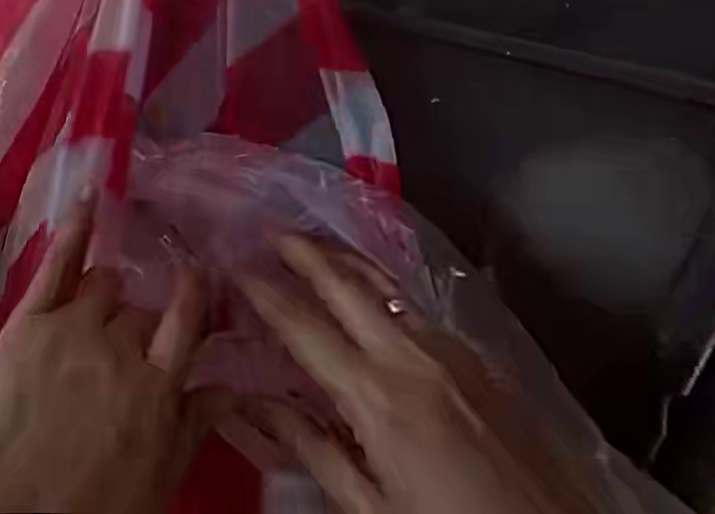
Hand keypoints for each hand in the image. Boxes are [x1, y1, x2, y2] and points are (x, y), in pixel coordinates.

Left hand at [0, 192, 217, 513]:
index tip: (199, 275)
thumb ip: (192, 429)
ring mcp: (74, 326)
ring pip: (106, 283)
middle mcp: (121, 347)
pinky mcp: (32, 318)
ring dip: (109, 291)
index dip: (195, 294)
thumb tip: (228, 388)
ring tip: (102, 303)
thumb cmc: (86, 510)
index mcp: (156, 388)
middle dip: (142, 317)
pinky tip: (88, 196)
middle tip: (132, 332)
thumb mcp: (155, 482)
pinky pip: (59, 261)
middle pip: (142, 309)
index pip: (186, 322)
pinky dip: (76, 225)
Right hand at [239, 236, 584, 513]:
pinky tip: (371, 293)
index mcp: (378, 397)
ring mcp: (453, 353)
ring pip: (386, 286)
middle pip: (346, 284)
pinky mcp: (481, 362)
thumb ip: (311, 450)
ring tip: (313, 245)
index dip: (264, 292)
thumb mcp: (373, 513)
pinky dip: (382, 289)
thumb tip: (252, 405)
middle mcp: (413, 357)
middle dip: (303, 252)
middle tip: (269, 230)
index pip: (304, 326)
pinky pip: (417, 309)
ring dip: (343, 261)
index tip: (233, 267)